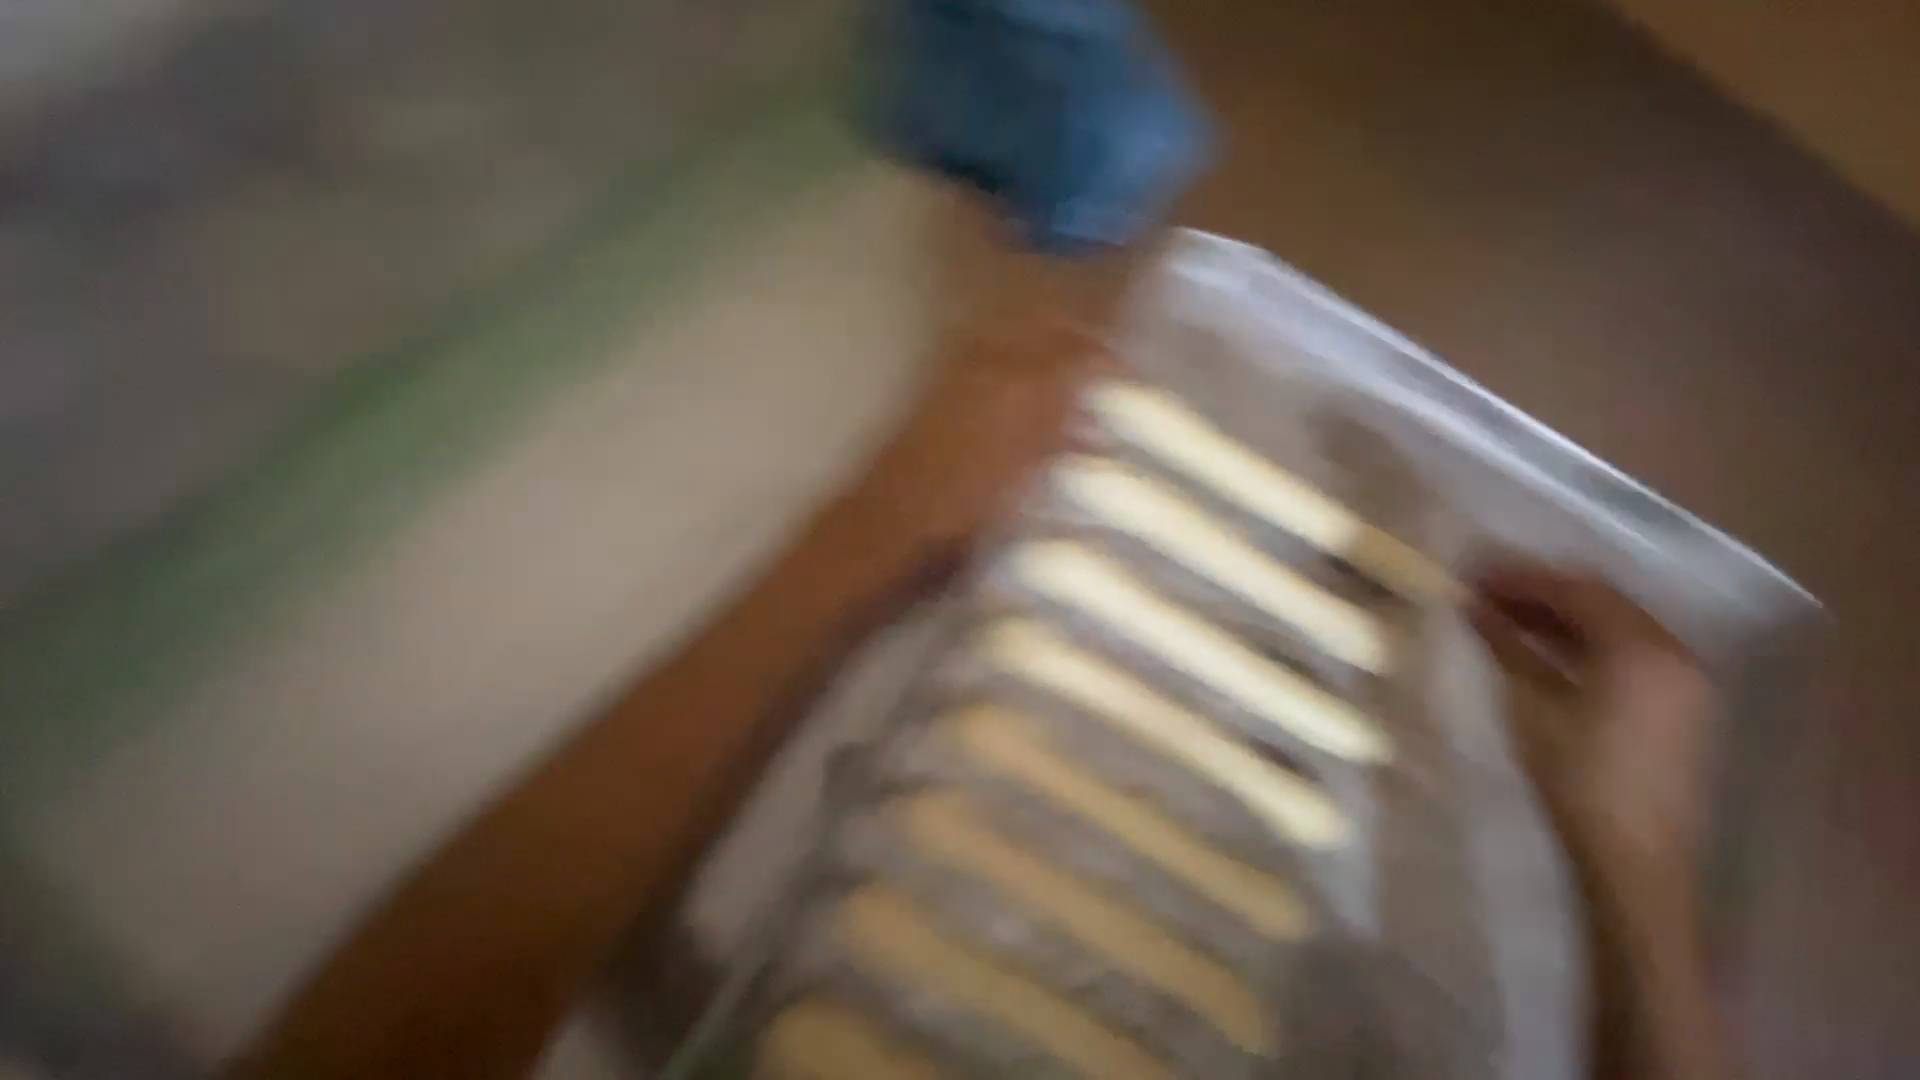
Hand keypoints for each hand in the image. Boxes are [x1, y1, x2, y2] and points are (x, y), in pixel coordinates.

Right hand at [1467, 558, 1716, 883]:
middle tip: (1483, 588)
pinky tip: (1541, 647)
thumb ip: (1504, 644)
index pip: (1574, 589)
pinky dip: (1583, 639)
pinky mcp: (1678, 703)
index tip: (1471, 570)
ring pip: (1614, 623)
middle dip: (1539, 589)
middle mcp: (1673, 652)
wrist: (1632, 854)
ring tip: (1504, 614)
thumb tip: (1470, 603)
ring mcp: (1683, 678)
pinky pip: (1628, 650)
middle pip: (1600, 599)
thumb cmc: (1575, 774)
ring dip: (1559, 614)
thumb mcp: (1529, 703)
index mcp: (1641, 648)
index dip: (1519, 575)